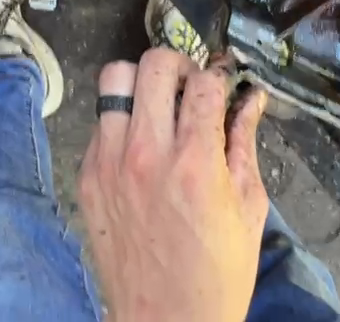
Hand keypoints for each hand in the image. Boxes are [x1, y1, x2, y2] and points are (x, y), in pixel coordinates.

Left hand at [79, 47, 270, 321]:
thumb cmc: (215, 275)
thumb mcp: (248, 207)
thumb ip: (244, 141)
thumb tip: (251, 99)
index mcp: (194, 162)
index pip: (204, 81)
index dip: (219, 73)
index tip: (223, 80)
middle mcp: (147, 154)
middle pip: (154, 64)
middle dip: (179, 65)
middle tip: (190, 85)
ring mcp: (110, 163)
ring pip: (114, 78)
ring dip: (142, 83)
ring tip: (159, 103)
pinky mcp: (88, 177)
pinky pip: (100, 121)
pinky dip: (121, 119)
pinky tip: (139, 140)